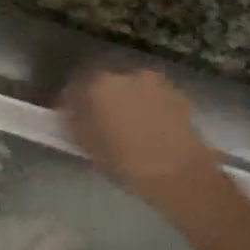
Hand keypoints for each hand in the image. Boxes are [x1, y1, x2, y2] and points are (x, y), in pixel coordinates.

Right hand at [59, 68, 220, 200]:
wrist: (182, 174)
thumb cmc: (126, 161)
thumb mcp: (87, 145)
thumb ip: (75, 122)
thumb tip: (72, 113)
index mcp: (98, 85)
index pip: (72, 86)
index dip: (68, 102)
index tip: (68, 116)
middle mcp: (126, 75)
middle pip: (102, 83)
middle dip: (97, 98)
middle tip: (96, 120)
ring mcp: (155, 83)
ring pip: (129, 88)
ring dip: (123, 101)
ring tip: (124, 124)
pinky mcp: (177, 95)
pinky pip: (150, 96)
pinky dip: (144, 106)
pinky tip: (146, 127)